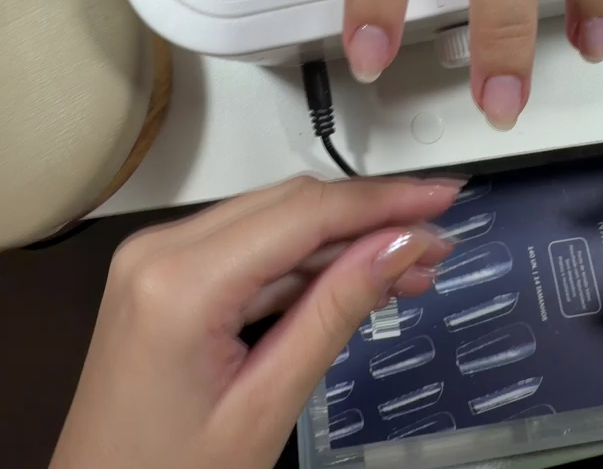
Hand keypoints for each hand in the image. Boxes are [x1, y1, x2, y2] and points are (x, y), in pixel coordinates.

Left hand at [51, 176, 461, 468]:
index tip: (441, 198)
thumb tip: (404, 245)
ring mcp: (161, 255)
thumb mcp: (268, 404)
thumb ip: (337, 309)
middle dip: (371, 216)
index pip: (305, 213)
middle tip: (436, 235)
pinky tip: (355, 276)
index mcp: (180, 280)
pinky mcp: (168, 270)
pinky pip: (252, 247)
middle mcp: (163, 247)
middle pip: (292, 205)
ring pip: (277, 221)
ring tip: (411, 263)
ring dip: (344, 239)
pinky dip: (306, 261)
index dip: (383, 201)